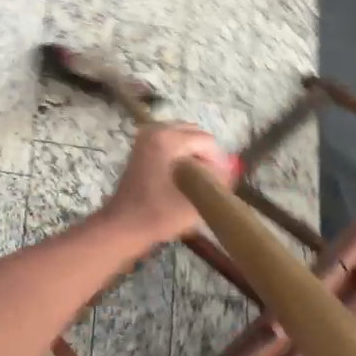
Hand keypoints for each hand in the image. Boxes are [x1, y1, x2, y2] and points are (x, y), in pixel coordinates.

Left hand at [97, 123, 235, 244]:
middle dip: (205, 154)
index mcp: (168, 139)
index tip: (221, 182)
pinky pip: (168, 142)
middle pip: (194, 133)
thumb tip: (231, 170)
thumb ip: (218, 180)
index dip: (218, 161)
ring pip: (181, 136)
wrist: (124, 225)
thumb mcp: (196, 199)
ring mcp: (144, 137)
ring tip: (197, 178)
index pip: (207, 141)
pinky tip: (181, 175)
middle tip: (210, 179)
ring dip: (192, 153)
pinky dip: (178, 153)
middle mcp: (155, 131)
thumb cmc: (159, 214)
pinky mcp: (140, 147)